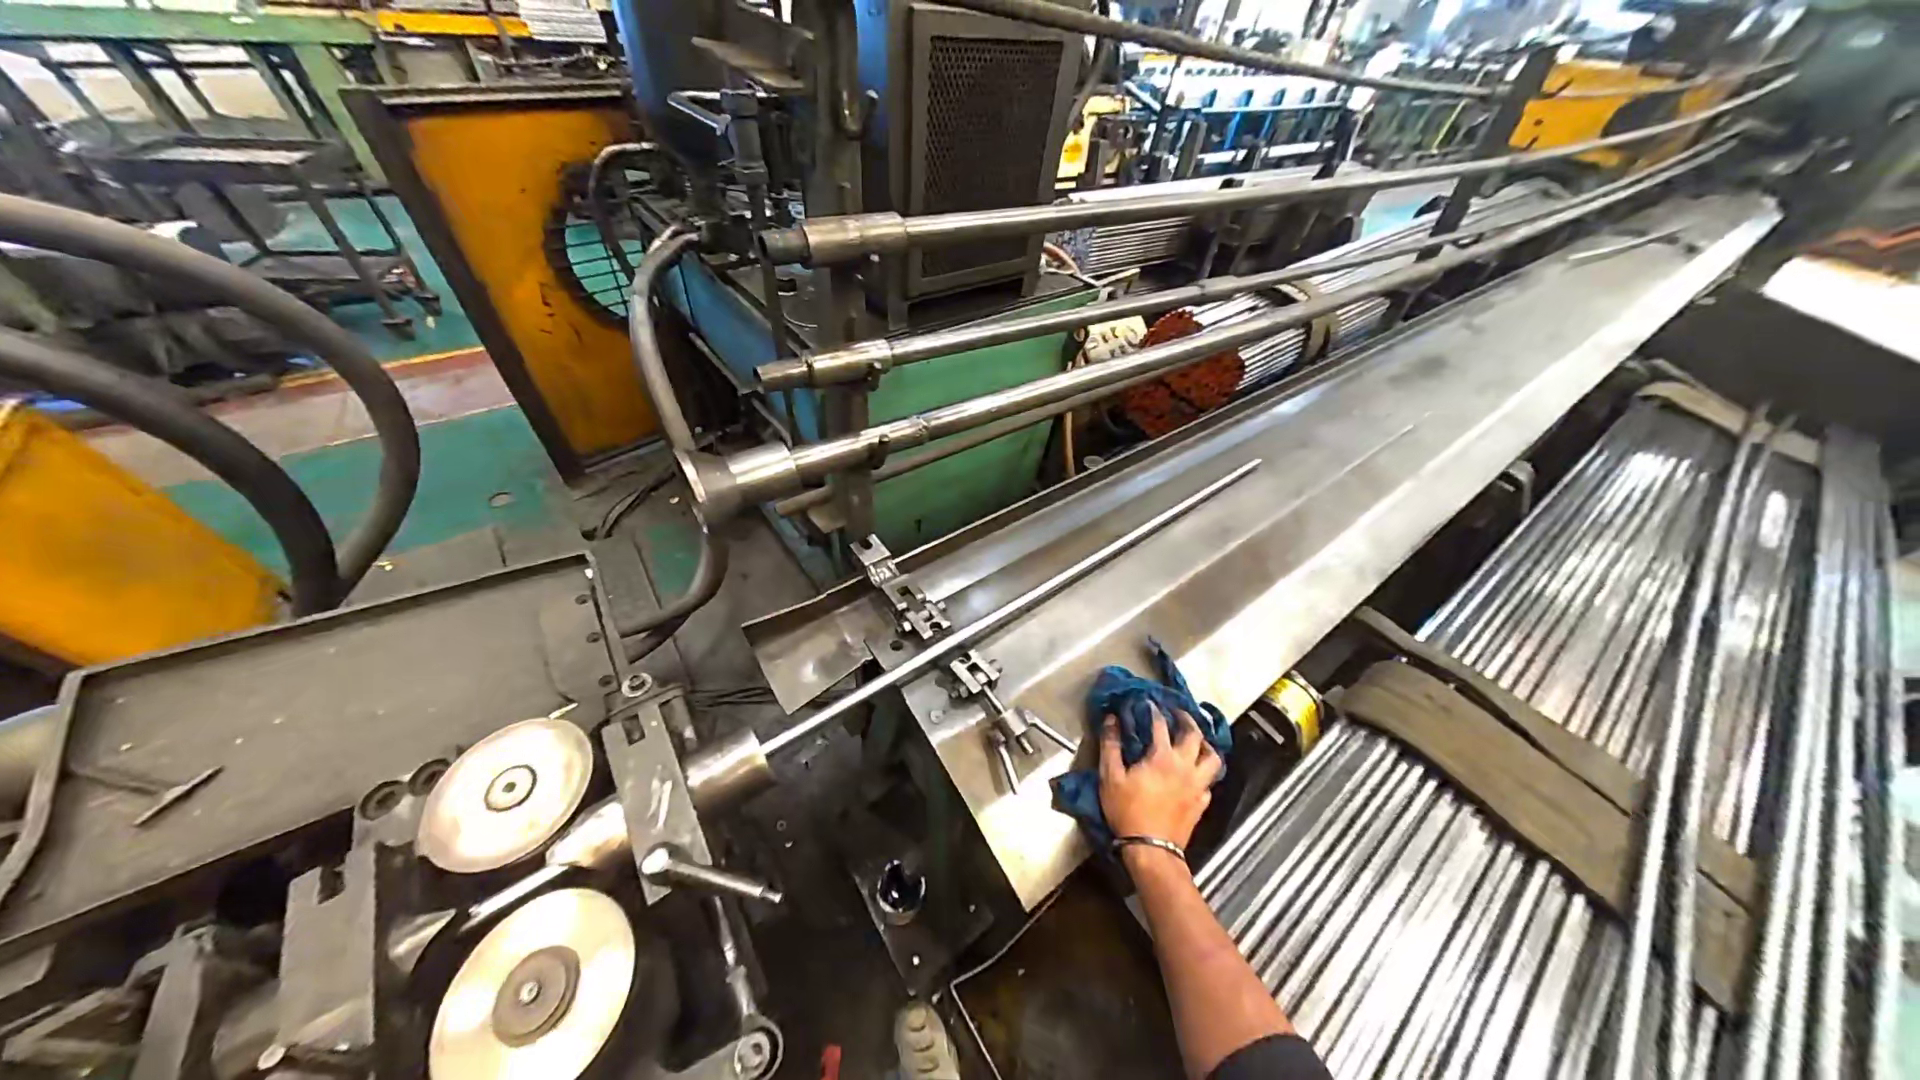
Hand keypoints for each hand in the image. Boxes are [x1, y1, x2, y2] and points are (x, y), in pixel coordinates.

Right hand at [1098, 705, 1221, 850]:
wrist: (1151, 849)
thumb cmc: (1128, 811)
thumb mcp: (1110, 776)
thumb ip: (1111, 745)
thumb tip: (1112, 720)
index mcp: (1163, 757)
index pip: (1161, 725)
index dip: (1154, 710)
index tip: (1148, 703)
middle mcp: (1185, 766)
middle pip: (1195, 735)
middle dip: (1187, 719)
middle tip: (1177, 712)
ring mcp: (1197, 785)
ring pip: (1212, 757)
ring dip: (1205, 744)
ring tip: (1196, 740)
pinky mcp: (1202, 803)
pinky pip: (1209, 780)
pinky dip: (1204, 771)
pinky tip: (1194, 772)